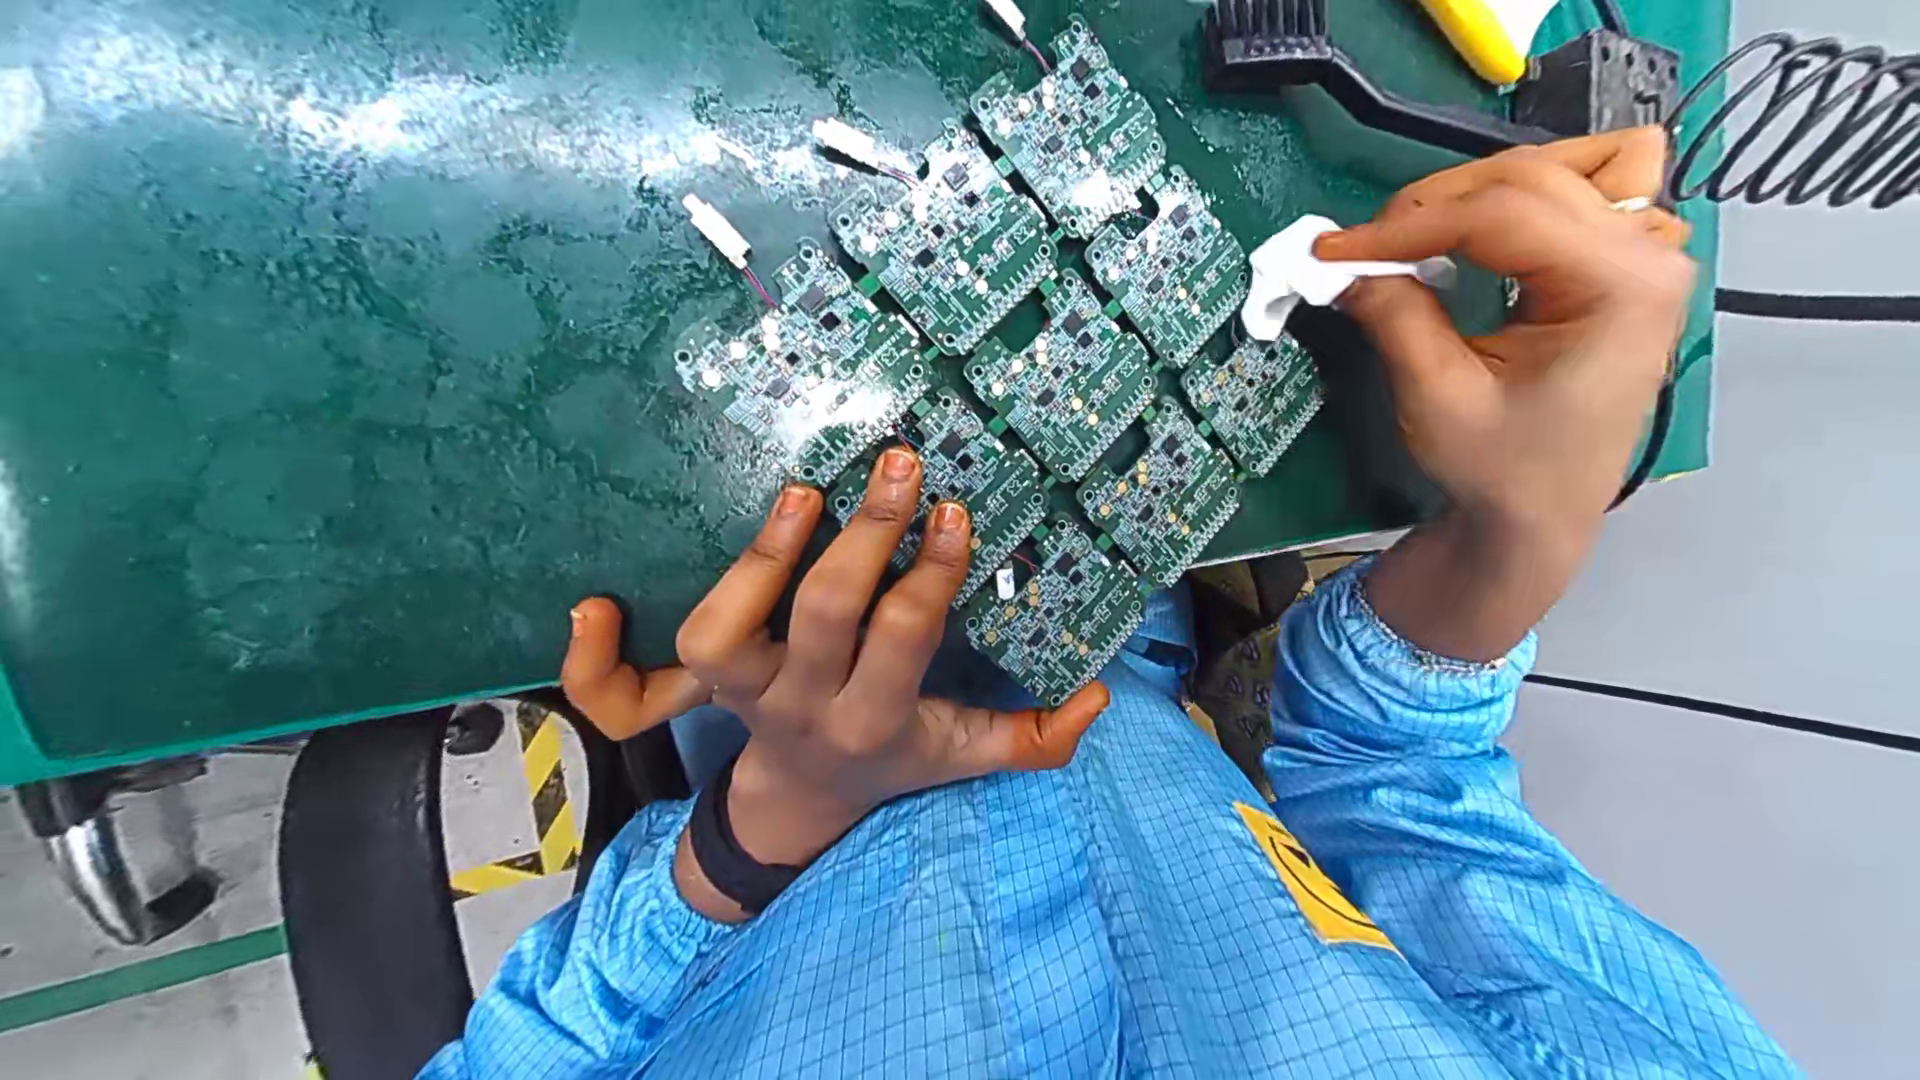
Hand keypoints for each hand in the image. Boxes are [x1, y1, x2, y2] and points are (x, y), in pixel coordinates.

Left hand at [572, 447, 1109, 920]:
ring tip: (800, 491)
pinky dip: (619, 641)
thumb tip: (1100, 695)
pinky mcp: (700, 688)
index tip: (953, 511)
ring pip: (721, 637)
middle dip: (866, 536)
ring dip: (758, 560)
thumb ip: (1033, 741)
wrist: (803, 802)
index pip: (904, 638)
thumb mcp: (963, 759)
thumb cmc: (891, 762)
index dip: (930, 572)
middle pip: (824, 616)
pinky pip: (643, 678)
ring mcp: (740, 697)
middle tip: (897, 465)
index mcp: (872, 720)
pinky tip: (619, 586)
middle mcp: (799, 708)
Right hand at [1314, 128, 1696, 660]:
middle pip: (1532, 179)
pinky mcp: (1619, 267)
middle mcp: (1647, 252)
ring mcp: (1642, 254)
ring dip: (1484, 188)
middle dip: (1432, 205)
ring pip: (1573, 167)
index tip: (1329, 251)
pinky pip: (1591, 191)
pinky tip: (1489, 229)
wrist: (1537, 509)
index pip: (1500, 215)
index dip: (1404, 226)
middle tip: (1361, 249)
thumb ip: (1396, 320)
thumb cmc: (1495, 464)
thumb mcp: (1435, 396)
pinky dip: (1531, 193)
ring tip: (1422, 232)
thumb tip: (1346, 271)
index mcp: (1616, 286)